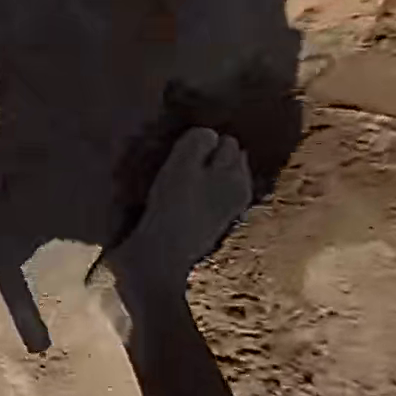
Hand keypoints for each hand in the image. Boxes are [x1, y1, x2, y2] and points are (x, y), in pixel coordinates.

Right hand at [107, 127, 250, 306]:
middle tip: (171, 156)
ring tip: (166, 174)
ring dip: (193, 173)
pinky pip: (198, 196)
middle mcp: (237, 192)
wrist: (158, 262)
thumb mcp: (181, 168)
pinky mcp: (202, 226)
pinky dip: (187, 192)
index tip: (177, 141)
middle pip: (222, 160)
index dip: (201, 138)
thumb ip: (196, 143)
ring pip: (210, 178)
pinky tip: (168, 196)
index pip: (225, 140)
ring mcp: (221, 211)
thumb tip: (207, 132)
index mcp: (236, 176)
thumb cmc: (169, 210)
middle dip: (202, 154)